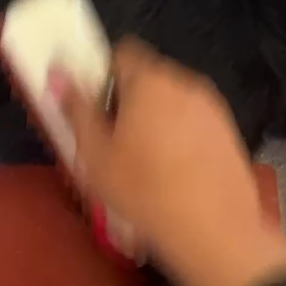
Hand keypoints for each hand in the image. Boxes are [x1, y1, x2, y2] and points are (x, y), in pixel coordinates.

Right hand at [54, 39, 285, 285]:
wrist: (215, 231)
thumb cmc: (145, 191)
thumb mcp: (96, 155)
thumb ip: (76, 108)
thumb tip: (57, 74)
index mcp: (148, 80)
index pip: (120, 54)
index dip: (103, 75)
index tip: (95, 106)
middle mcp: (183, 82)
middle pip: (146, 77)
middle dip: (129, 99)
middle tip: (114, 139)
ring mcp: (210, 106)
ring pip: (171, 100)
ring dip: (156, 117)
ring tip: (145, 161)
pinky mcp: (228, 130)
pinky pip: (194, 120)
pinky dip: (181, 134)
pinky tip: (173, 171)